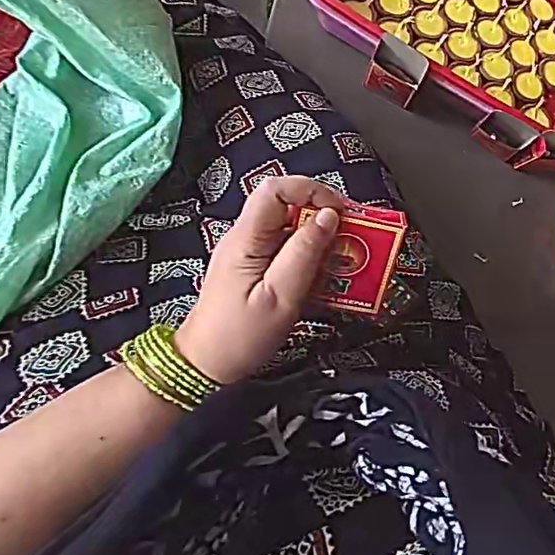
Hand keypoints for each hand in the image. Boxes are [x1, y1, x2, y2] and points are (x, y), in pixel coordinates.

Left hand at [177, 176, 346, 383]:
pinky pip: (288, 246)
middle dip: (323, 215)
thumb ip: (305, 253)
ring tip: (341, 259)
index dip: (312, 190)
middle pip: (288, 203)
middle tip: (350, 236)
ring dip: (320, 237)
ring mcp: (250, 250)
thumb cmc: (239, 337)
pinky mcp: (256, 265)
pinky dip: (310, 255)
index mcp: (246, 238)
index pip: (277, 189)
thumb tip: (329, 216)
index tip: (340, 212)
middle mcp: (246, 237)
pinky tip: (323, 276)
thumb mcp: (280, 297)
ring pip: (292, 225)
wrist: (204, 366)